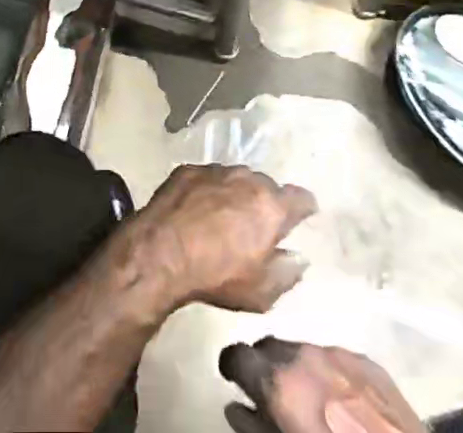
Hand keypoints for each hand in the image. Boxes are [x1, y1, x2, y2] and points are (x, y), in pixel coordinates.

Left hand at [113, 163, 316, 317]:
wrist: (160, 252)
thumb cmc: (216, 275)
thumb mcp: (263, 292)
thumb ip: (288, 272)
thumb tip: (298, 256)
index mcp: (271, 207)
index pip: (301, 197)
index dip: (302, 208)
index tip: (300, 217)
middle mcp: (245, 180)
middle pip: (265, 185)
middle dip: (265, 201)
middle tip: (256, 222)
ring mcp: (213, 171)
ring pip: (235, 177)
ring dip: (236, 192)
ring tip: (225, 214)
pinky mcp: (186, 170)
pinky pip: (207, 176)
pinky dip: (209, 188)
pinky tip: (198, 207)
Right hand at [219, 339, 426, 432]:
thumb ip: (253, 428)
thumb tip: (236, 407)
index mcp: (276, 380)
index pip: (235, 354)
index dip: (232, 368)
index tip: (235, 381)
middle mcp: (301, 355)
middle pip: (268, 346)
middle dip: (266, 366)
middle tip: (276, 395)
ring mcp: (338, 355)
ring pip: (302, 350)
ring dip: (298, 368)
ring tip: (313, 398)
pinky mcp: (369, 363)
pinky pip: (336, 359)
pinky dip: (330, 373)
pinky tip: (342, 401)